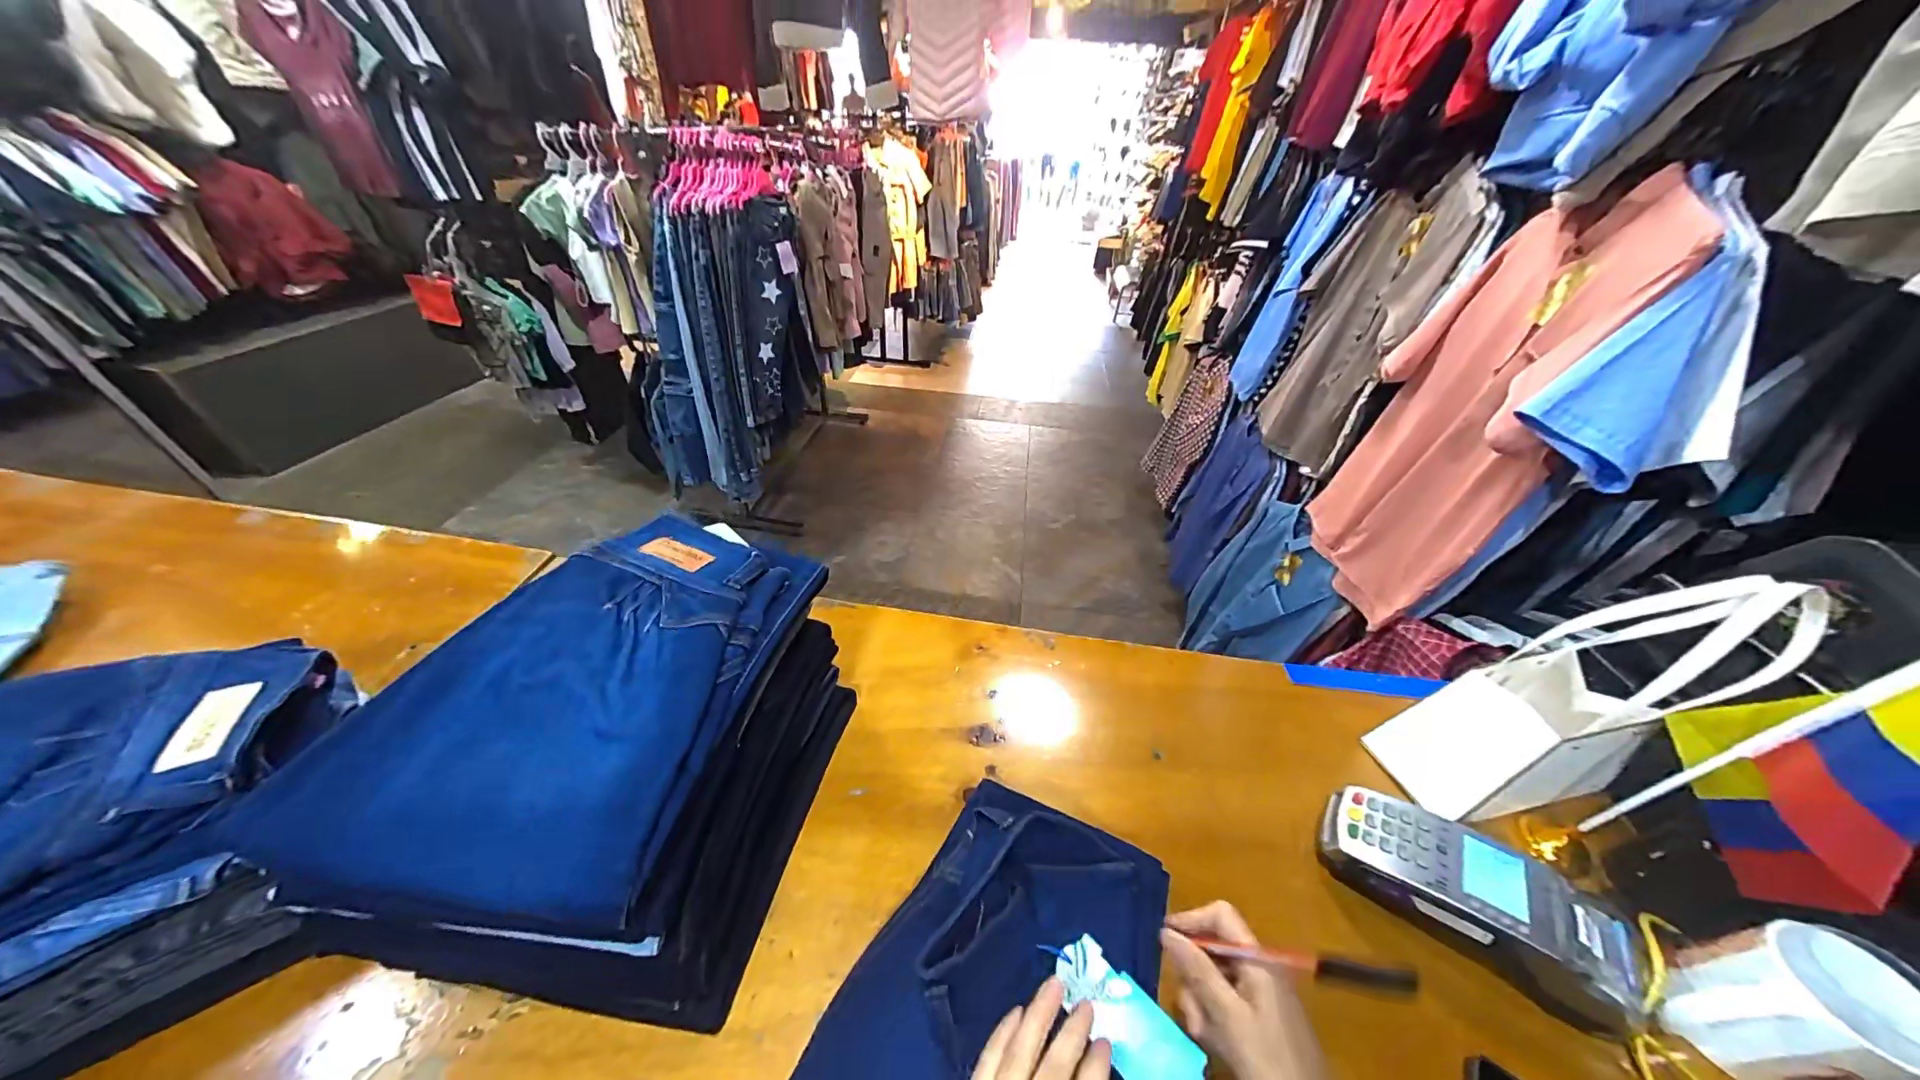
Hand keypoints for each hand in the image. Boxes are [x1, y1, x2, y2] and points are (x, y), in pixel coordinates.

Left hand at [971, 976, 1111, 1079]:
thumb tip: (1093, 1059)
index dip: (1097, 1065)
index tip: (1105, 1040)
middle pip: (1055, 1067)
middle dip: (1072, 1033)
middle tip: (1087, 1002)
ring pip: (1020, 1052)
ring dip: (1039, 1017)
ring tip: (1054, 986)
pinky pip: (989, 1057)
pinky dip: (1003, 1033)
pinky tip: (1015, 1011)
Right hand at [1161, 902, 1327, 1079]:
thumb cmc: (1266, 1058)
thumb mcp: (1226, 1014)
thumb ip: (1197, 970)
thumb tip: (1166, 931)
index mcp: (1257, 958)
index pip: (1220, 915)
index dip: (1191, 920)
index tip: (1164, 940)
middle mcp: (1258, 967)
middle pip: (1211, 949)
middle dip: (1193, 976)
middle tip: (1190, 1009)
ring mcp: (1258, 991)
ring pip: (1212, 977)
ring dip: (1199, 1001)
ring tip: (1204, 1033)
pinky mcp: (1256, 1014)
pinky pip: (1222, 1000)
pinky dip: (1211, 1015)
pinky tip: (1213, 1041)